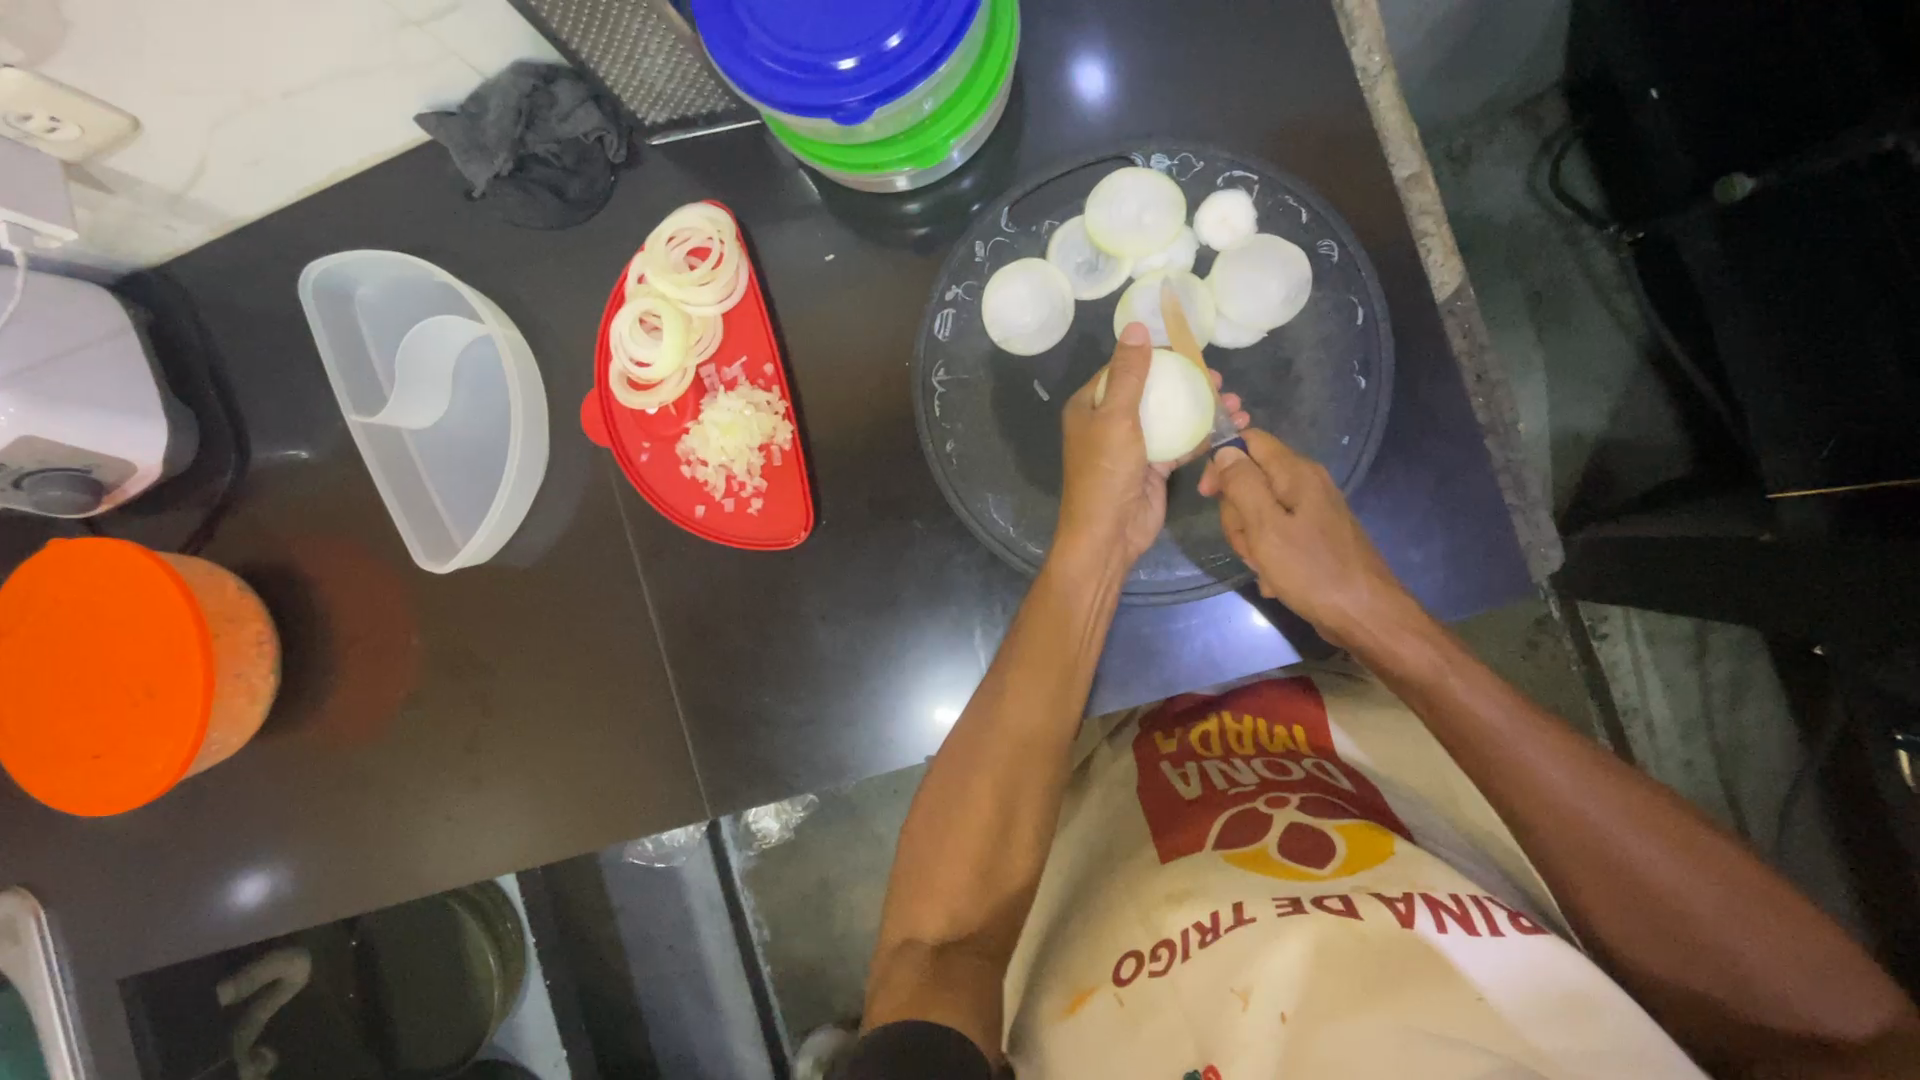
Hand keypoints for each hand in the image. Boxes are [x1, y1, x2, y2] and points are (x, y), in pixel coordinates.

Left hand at [1057, 323, 1246, 570]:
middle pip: (1152, 392)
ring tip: (1236, 404)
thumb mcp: (1115, 417)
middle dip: (1188, 383)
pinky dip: (1204, 436)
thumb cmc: (1106, 472)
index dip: (1156, 357)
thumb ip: (1129, 373)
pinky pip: (1181, 444)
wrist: (1109, 533)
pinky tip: (1232, 428)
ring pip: (1171, 418)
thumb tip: (1136, 327)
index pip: (1123, 369)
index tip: (1190, 351)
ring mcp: (1133, 445)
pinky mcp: (1154, 467)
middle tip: (1220, 379)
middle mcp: (1109, 422)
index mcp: (1090, 406)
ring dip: (1203, 409)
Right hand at [1198, 429, 1420, 644]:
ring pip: (1260, 512)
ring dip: (1251, 539)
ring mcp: (1312, 511)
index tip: (1208, 496)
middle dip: (1237, 513)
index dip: (1222, 462)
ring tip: (1263, 565)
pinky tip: (1275, 578)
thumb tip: (1225, 451)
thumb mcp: (1265, 527)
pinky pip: (1277, 535)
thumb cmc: (1312, 570)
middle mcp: (1306, 483)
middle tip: (1248, 543)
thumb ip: (1242, 484)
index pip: (1249, 441)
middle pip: (1252, 480)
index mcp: (1295, 473)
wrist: (1364, 615)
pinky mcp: (1315, 536)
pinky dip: (1269, 555)